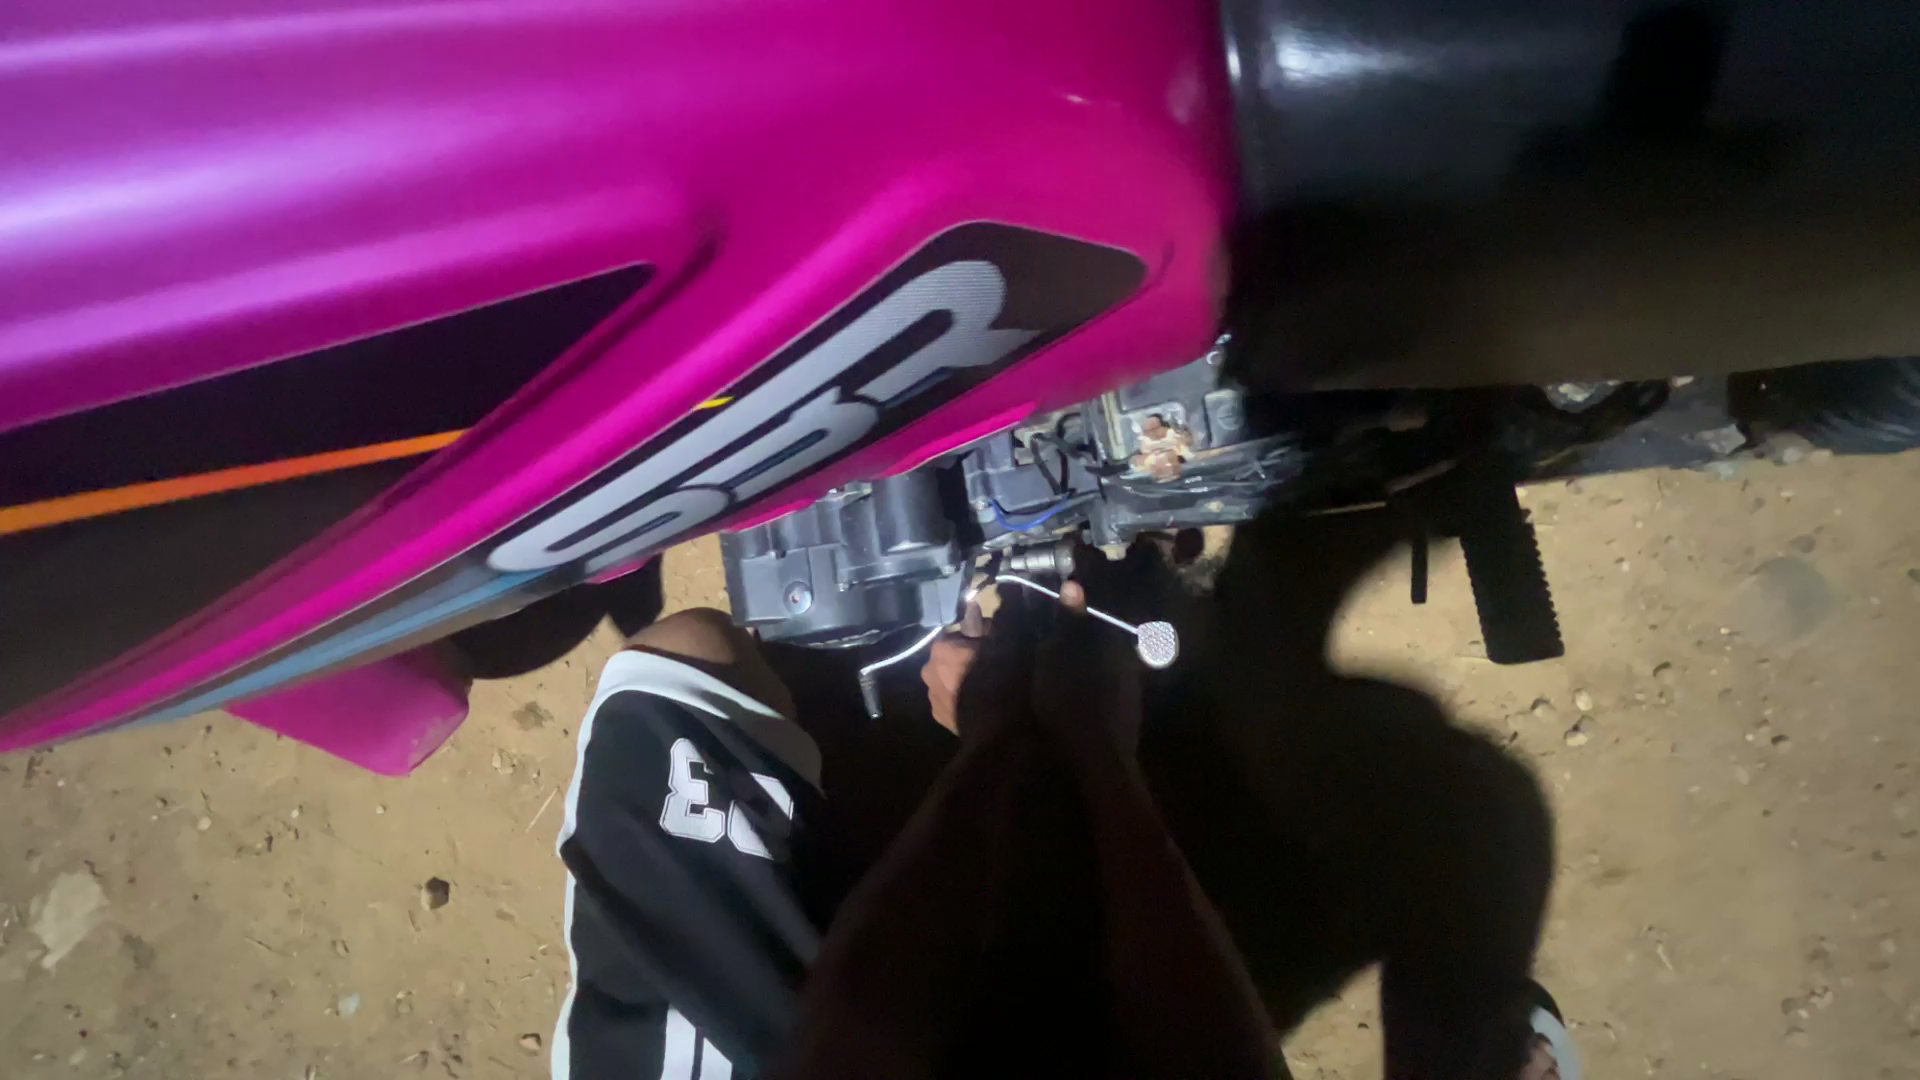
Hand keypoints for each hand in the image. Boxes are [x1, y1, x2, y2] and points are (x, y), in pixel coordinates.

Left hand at [921, 598, 990, 734]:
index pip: (958, 631)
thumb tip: (994, 595)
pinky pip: (950, 699)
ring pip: (948, 677)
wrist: (997, 734)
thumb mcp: (1007, 643)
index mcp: (941, 648)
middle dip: (966, 656)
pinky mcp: (939, 718)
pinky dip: (961, 697)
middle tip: (991, 663)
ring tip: (987, 686)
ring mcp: (931, 696)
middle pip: (950, 655)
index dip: (976, 635)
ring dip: (962, 677)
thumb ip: (998, 618)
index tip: (992, 642)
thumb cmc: (1002, 682)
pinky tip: (979, 702)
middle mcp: (928, 669)